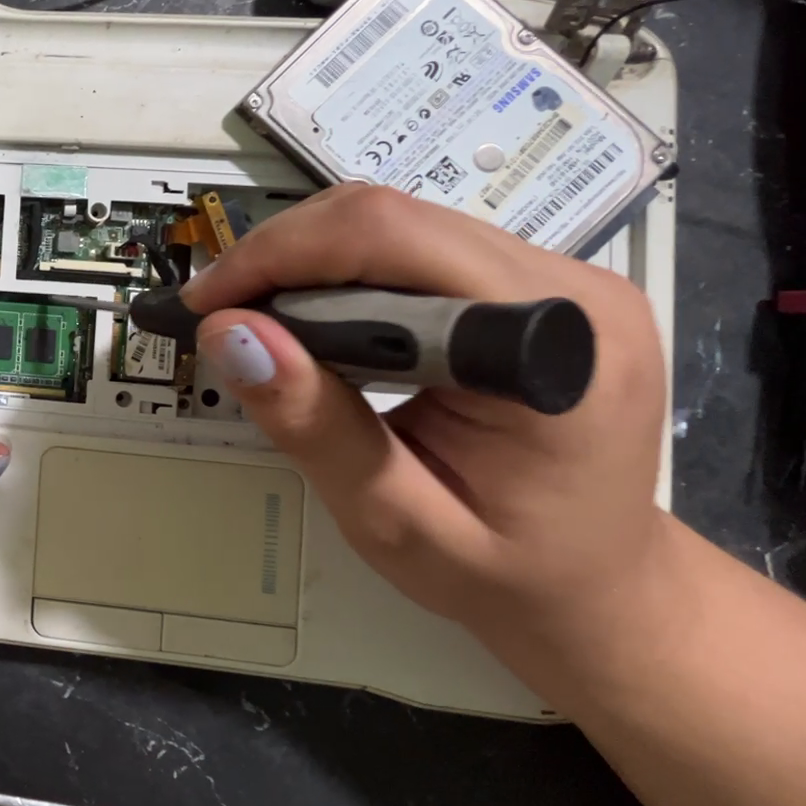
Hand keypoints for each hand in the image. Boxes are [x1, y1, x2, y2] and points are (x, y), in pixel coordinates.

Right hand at [182, 185, 668, 645]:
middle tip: (217, 317)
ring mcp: (554, 278)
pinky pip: (406, 247)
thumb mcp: (394, 519)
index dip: (281, 256)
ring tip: (251, 322)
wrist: (599, 586)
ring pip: (390, 223)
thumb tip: (229, 332)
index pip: (392, 242)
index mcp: (556, 347)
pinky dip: (333, 273)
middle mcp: (567, 288)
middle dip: (278, 256)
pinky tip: (307, 321)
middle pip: (386, 219)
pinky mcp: (527, 282)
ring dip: (300, 262)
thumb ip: (316, 428)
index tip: (205, 309)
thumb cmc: (504, 572)